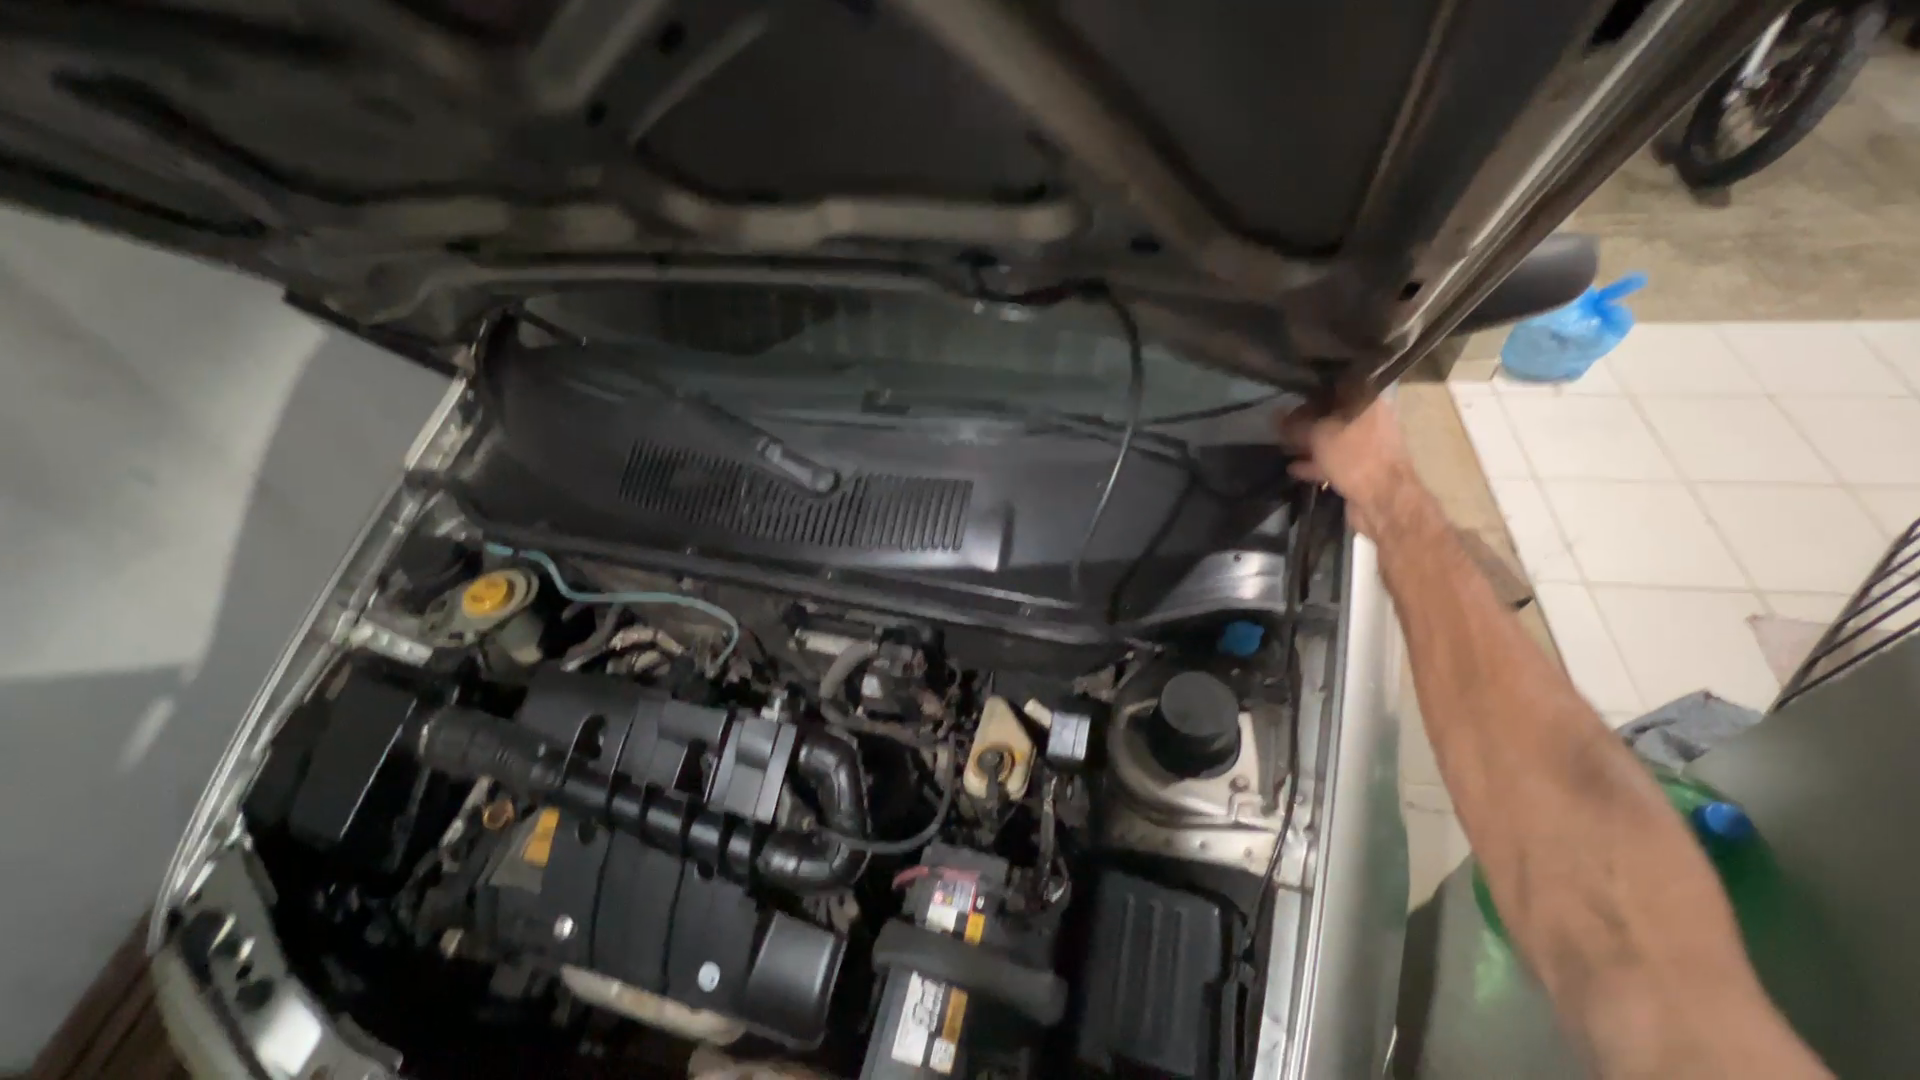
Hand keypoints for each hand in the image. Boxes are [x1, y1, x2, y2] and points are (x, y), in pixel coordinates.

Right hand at [1275, 399, 1418, 538]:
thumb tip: (1275, 416)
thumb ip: (1296, 425)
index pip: (1335, 388)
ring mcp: (1367, 446)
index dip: (1310, 393)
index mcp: (1367, 401)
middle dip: (1306, 422)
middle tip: (1281, 426)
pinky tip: (1293, 468)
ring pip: (1332, 440)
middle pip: (1332, 415)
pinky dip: (1315, 464)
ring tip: (1283, 447)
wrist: (1384, 500)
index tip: (1288, 399)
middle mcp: (1370, 420)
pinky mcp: (1361, 469)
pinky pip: (1333, 461)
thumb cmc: (1355, 456)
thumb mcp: (1319, 435)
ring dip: (1308, 444)